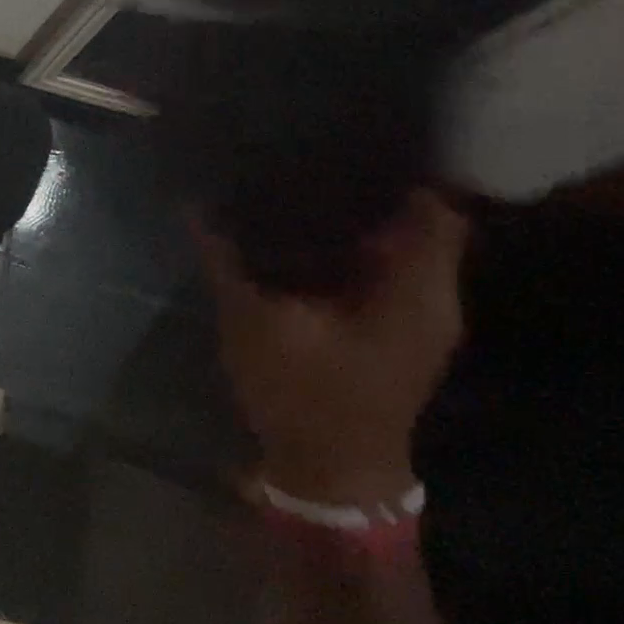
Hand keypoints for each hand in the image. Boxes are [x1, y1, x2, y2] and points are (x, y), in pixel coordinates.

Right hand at [194, 190, 468, 505]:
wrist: (328, 471)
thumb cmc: (301, 393)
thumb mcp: (252, 322)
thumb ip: (225, 262)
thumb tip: (192, 208)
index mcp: (415, 293)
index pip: (431, 210)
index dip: (390, 177)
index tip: (332, 152)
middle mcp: (428, 300)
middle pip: (410, 226)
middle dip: (356, 197)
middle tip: (293, 166)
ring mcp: (412, 321)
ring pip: (391, 252)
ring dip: (346, 228)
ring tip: (284, 196)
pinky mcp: (390, 335)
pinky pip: (376, 278)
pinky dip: (342, 257)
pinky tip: (290, 245)